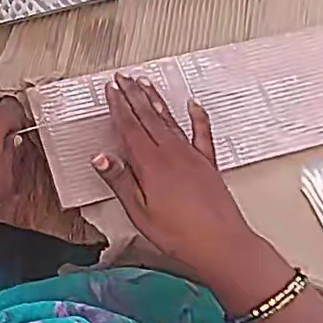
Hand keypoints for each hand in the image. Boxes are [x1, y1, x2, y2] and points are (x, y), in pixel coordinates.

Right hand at [92, 76, 290, 305]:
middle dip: (133, 94)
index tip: (111, 89)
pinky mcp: (207, 163)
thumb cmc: (179, 234)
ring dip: (155, 99)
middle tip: (122, 77)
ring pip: (169, 119)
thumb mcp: (139, 212)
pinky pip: (201, 132)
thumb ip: (120, 181)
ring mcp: (191, 156)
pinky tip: (193, 105)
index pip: (129, 126)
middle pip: (148, 116)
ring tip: (145, 83)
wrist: (222, 245)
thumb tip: (100, 158)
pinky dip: (197, 116)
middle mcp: (172, 153)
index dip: (118, 106)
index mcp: (151, 164)